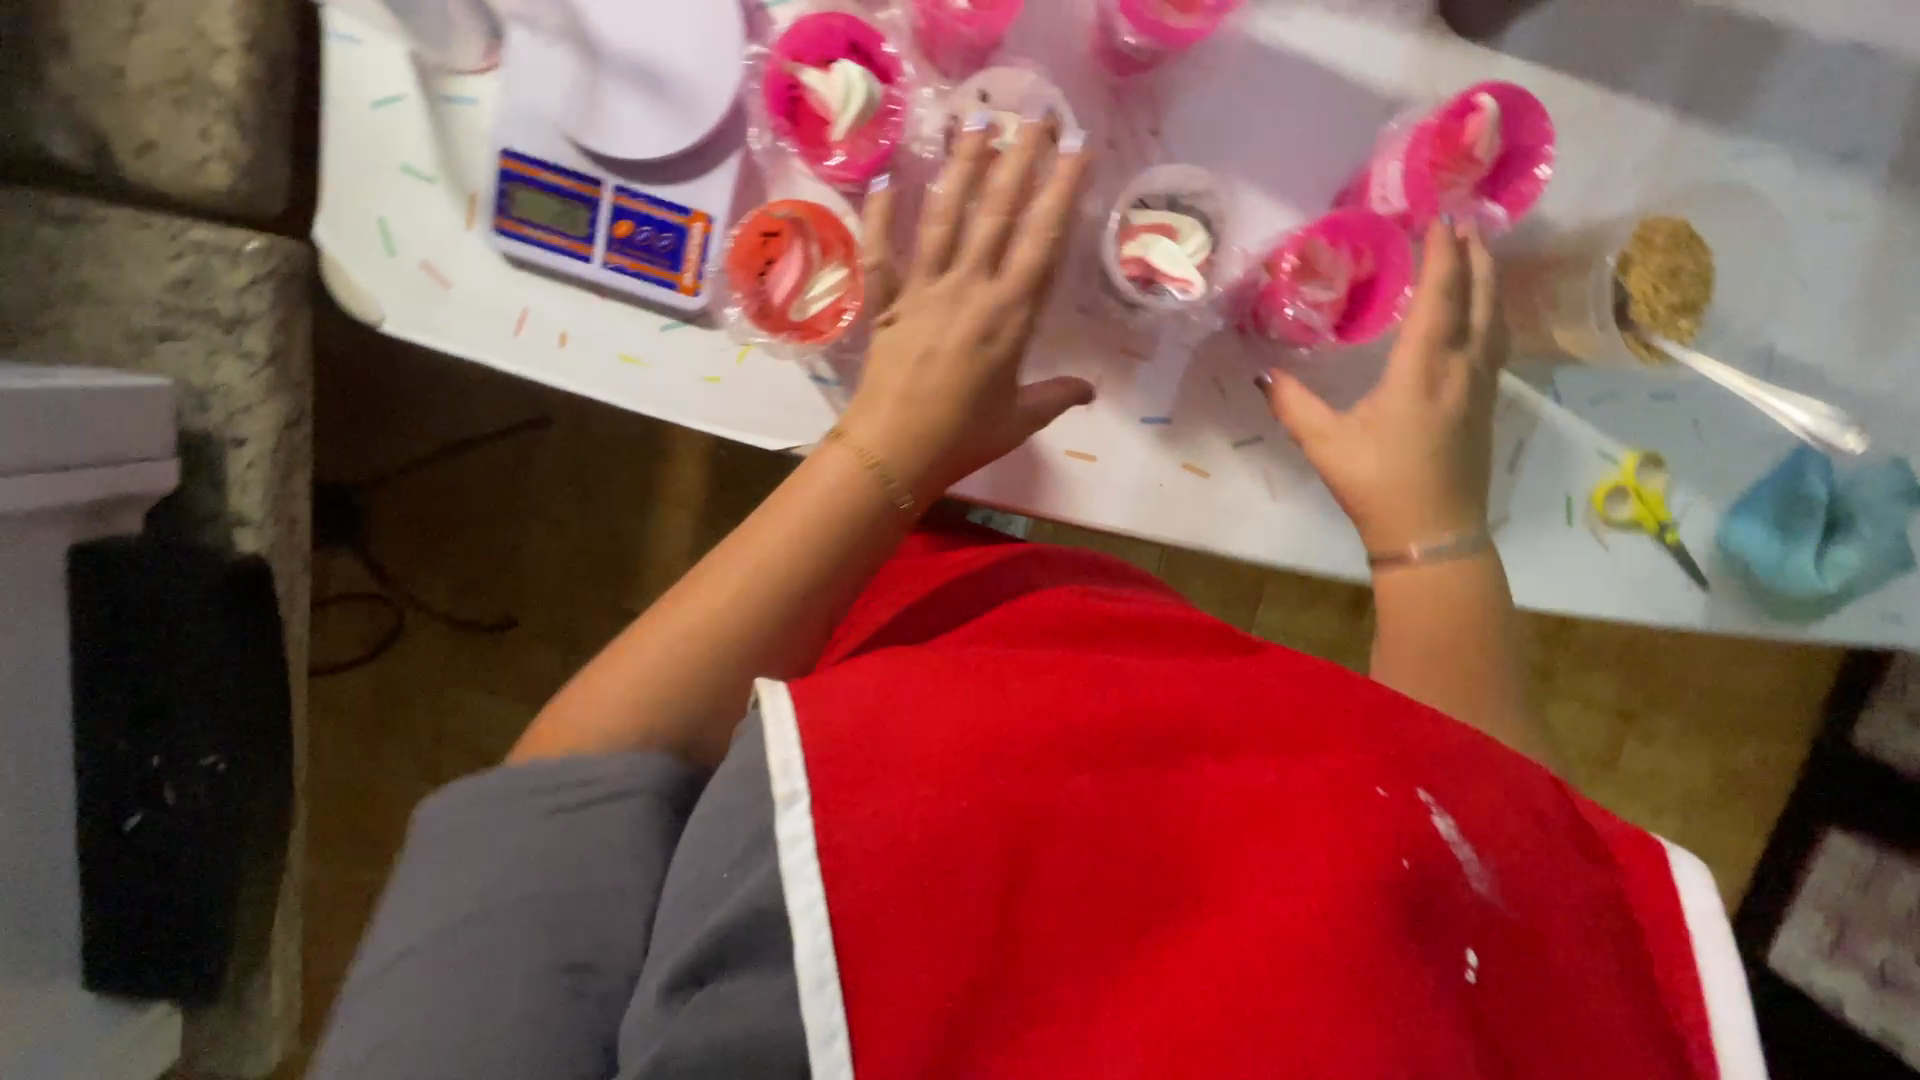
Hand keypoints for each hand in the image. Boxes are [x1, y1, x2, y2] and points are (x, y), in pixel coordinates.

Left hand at [837, 119, 1095, 502]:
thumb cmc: (963, 438)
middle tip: (1035, 114)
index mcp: (1010, 315)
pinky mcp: (886, 302)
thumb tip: (1089, 390)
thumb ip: (1056, 397)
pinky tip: (883, 178)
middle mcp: (968, 289)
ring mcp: (923, 290)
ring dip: (962, 167)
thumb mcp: (1020, 420)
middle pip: (997, 212)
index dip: (1062, 189)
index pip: (1044, 239)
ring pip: (944, 217)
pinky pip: (882, 252)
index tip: (1078, 148)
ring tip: (976, 122)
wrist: (894, 451)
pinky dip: (879, 215)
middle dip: (1019, 158)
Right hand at [1259, 221, 1507, 553]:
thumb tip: (1263, 374)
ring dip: (1490, 281)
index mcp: (1423, 371)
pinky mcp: (1487, 405)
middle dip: (1475, 256)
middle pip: (1481, 299)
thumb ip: (1293, 405)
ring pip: (1496, 320)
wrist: (1433, 533)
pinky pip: (1496, 342)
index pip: (1439, 298)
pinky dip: (1491, 313)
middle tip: (1465, 222)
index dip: (1440, 256)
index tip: (1439, 219)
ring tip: (1480, 255)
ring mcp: (1482, 388)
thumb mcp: (1325, 445)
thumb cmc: (1377, 485)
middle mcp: (1462, 370)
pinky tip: (1483, 315)